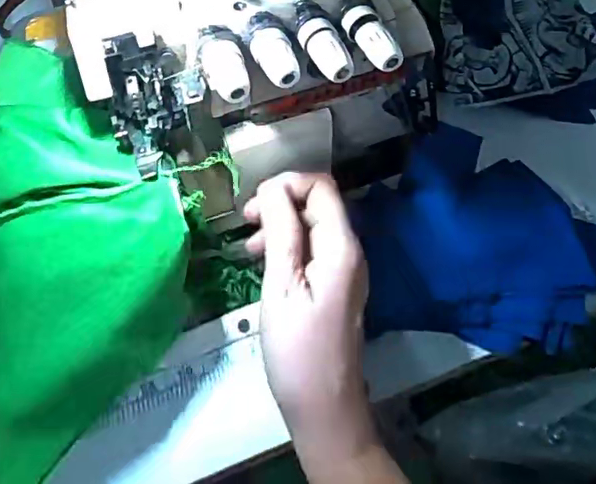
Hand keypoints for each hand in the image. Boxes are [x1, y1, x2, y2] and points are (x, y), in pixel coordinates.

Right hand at [244, 172, 387, 473]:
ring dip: (280, 224)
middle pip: (317, 203)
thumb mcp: (281, 286)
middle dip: (280, 202)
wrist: (325, 412)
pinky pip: (312, 249)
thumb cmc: (298, 350)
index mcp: (341, 246)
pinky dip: (287, 246)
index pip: (321, 187)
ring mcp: (344, 270)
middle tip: (246, 222)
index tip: (255, 205)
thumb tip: (273, 188)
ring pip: (312, 225)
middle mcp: (349, 251)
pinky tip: (264, 262)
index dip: (287, 184)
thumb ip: (281, 231)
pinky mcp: (335, 287)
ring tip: (248, 245)